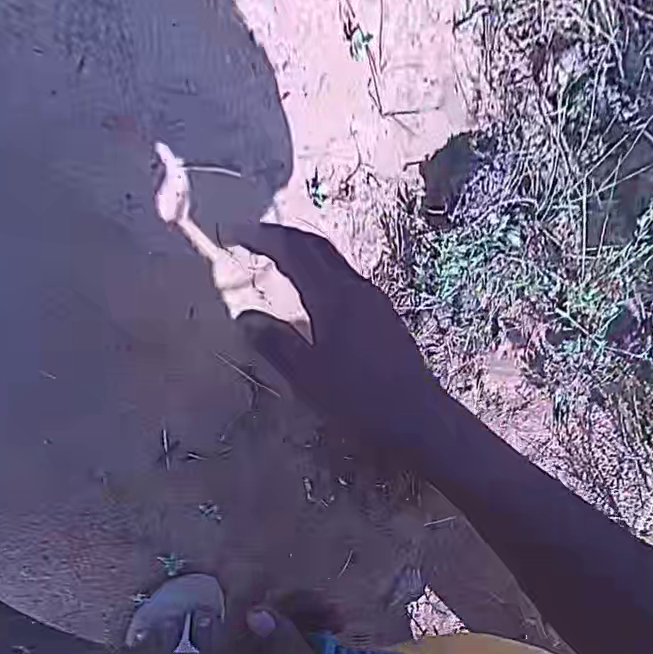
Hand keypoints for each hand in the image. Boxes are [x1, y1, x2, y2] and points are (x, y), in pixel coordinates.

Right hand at [238, 224, 454, 457]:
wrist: (417, 418)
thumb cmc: (358, 400)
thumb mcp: (308, 376)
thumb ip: (276, 343)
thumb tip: (245, 317)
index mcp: (333, 297)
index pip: (293, 251)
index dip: (261, 238)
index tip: (234, 235)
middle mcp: (357, 289)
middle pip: (317, 247)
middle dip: (283, 237)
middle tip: (254, 240)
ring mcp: (375, 302)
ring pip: (334, 264)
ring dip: (304, 255)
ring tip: (279, 263)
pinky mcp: (384, 319)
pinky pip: (346, 282)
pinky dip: (321, 275)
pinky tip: (314, 297)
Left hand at [238, 606, 404, 653]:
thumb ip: (282, 645)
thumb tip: (254, 611)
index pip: (246, 634)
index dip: (271, 608)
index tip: (302, 597)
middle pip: (269, 636)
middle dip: (296, 614)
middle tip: (331, 608)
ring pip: (292, 644)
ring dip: (313, 625)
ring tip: (340, 620)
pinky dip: (325, 643)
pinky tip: (342, 635)